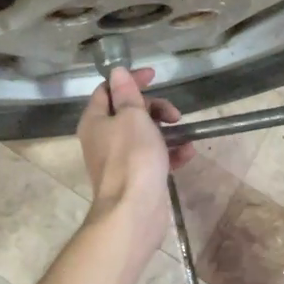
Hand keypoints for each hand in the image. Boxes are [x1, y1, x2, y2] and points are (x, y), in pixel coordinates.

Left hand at [77, 68, 194, 238]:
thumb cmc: (132, 157)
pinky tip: (188, 153)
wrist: (133, 212)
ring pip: (143, 135)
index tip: (154, 75)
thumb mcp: (132, 117)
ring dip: (166, 130)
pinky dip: (169, 153)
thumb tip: (117, 72)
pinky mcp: (135, 178)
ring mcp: (119, 160)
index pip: (108, 90)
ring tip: (184, 133)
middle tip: (173, 114)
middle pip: (128, 112)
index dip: (130, 79)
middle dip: (154, 108)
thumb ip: (127, 94)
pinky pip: (153, 157)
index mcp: (95, 121)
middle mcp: (103, 138)